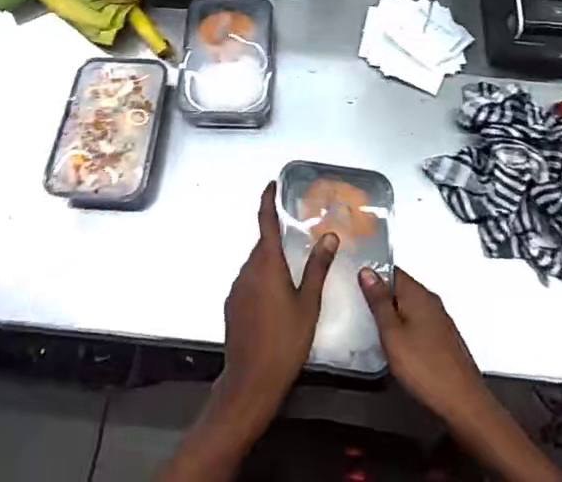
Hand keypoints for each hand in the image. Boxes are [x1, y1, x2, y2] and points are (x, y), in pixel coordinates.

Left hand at [157, 184, 338, 481]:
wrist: (252, 376)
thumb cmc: (286, 340)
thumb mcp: (309, 304)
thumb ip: (317, 268)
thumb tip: (329, 237)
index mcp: (267, 264)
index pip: (265, 222)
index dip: (267, 200)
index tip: (270, 184)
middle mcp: (247, 269)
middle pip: (262, 245)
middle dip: (277, 238)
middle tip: (296, 237)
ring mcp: (237, 286)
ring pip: (256, 265)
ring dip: (271, 264)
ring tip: (292, 277)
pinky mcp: (232, 302)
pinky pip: (249, 282)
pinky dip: (262, 282)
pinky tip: (276, 302)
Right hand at [359, 266, 487, 416]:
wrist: (465, 406)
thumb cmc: (424, 367)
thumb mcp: (391, 332)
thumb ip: (378, 300)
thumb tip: (367, 272)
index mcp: (418, 294)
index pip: (390, 270)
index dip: (370, 273)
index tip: (353, 283)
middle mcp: (432, 302)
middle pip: (400, 288)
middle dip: (380, 295)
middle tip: (358, 305)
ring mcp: (441, 322)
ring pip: (409, 307)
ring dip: (392, 313)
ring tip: (373, 326)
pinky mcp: (445, 340)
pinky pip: (419, 323)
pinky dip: (405, 327)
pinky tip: (396, 344)